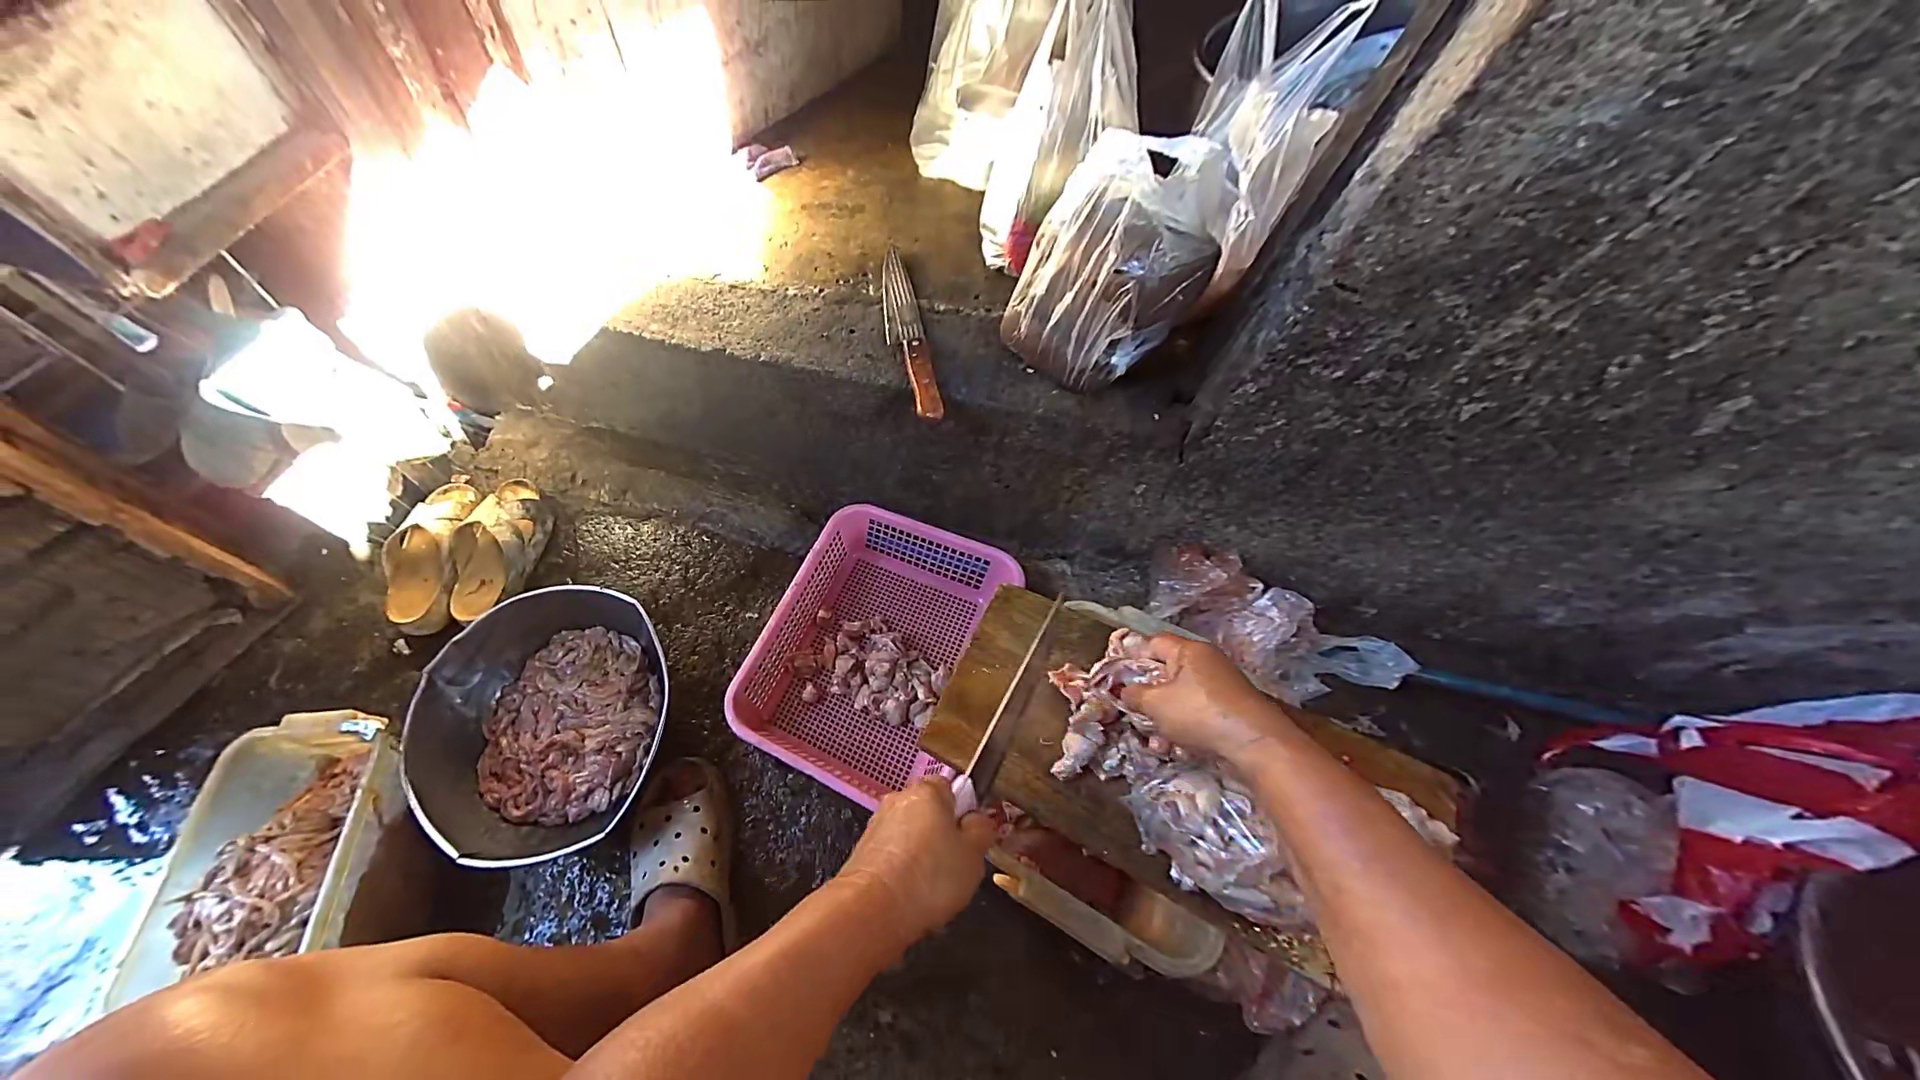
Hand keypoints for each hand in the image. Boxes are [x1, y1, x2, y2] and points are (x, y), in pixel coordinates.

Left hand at [836, 778, 994, 942]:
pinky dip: (903, 870)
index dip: (964, 809)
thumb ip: (982, 830)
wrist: (874, 910)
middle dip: (942, 834)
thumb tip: (979, 821)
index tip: (971, 833)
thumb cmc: (926, 878)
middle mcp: (899, 801)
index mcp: (927, 792)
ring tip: (933, 885)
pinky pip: (893, 856)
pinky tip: (912, 893)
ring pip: (910, 835)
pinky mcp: (864, 852)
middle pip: (929, 811)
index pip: (951, 786)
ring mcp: (878, 826)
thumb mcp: (974, 854)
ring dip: (922, 854)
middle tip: (957, 862)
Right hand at [1121, 634, 1296, 758]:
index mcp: (1188, 651)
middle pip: (1166, 672)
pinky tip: (1176, 749)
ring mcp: (1221, 687)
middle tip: (1132, 710)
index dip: (1131, 656)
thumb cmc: (1199, 714)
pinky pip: (1197, 713)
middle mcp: (1206, 662)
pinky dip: (1184, 728)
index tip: (1115, 676)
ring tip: (1155, 741)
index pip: (1152, 642)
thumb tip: (1123, 690)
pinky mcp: (1230, 710)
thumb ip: (1133, 694)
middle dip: (1147, 694)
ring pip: (1180, 697)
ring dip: (1163, 718)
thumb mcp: (1155, 704)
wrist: (1255, 744)